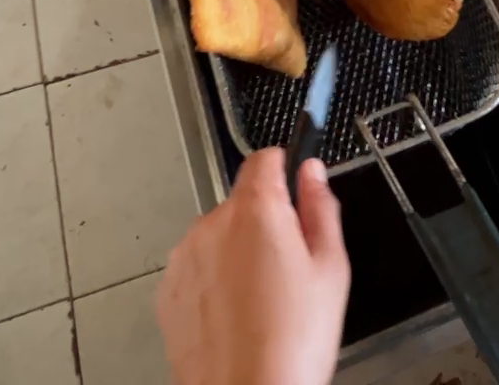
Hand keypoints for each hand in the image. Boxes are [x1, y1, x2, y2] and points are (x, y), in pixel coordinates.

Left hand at [156, 148, 350, 384]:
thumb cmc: (295, 340)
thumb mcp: (330, 268)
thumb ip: (321, 207)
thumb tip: (312, 171)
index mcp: (257, 209)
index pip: (264, 158)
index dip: (283, 168)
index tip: (295, 189)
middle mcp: (214, 223)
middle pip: (243, 201)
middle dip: (265, 220)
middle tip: (289, 266)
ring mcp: (185, 256)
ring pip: (219, 234)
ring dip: (237, 250)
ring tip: (262, 300)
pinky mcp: (168, 290)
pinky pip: (197, 266)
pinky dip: (213, 279)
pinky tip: (235, 316)